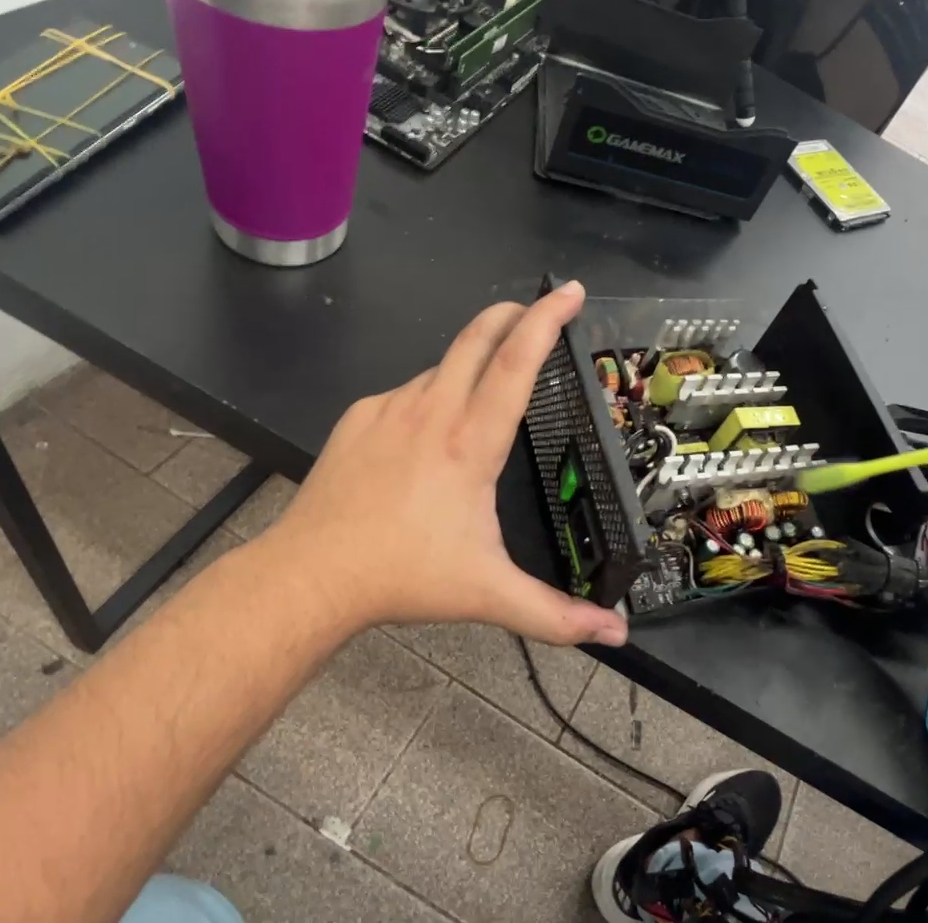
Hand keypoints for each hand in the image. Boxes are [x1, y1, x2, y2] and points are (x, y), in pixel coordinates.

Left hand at [250, 281, 627, 646]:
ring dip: (468, 367)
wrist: (311, 573)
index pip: (516, 363)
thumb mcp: (490, 595)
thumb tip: (616, 635)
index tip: (569, 291)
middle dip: (511, 313)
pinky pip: (404, 394)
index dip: (547, 320)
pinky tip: (424, 437)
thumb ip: (556, 615)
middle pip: (476, 337)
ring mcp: (389, 409)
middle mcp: (432, 411)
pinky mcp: (358, 417)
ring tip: (480, 401)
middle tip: (534, 308)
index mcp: (471, 442)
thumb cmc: (406, 575)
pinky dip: (426, 400)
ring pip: (439, 369)